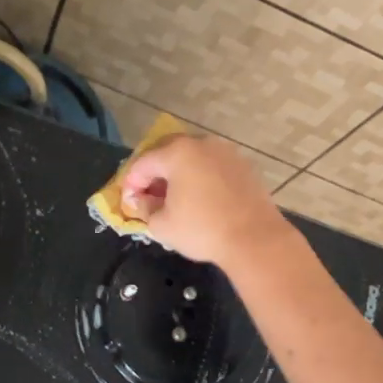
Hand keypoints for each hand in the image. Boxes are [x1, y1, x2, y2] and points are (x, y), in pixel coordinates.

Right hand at [119, 135, 295, 266]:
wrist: (254, 238)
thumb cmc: (202, 230)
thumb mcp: (162, 225)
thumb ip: (145, 209)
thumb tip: (141, 201)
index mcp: (177, 153)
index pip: (143, 163)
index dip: (131, 183)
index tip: (128, 202)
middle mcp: (202, 144)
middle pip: (168, 153)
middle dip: (155, 174)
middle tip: (149, 197)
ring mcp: (226, 152)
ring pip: (193, 158)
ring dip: (179, 174)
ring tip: (174, 198)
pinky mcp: (244, 166)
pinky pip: (213, 167)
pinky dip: (201, 178)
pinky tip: (200, 199)